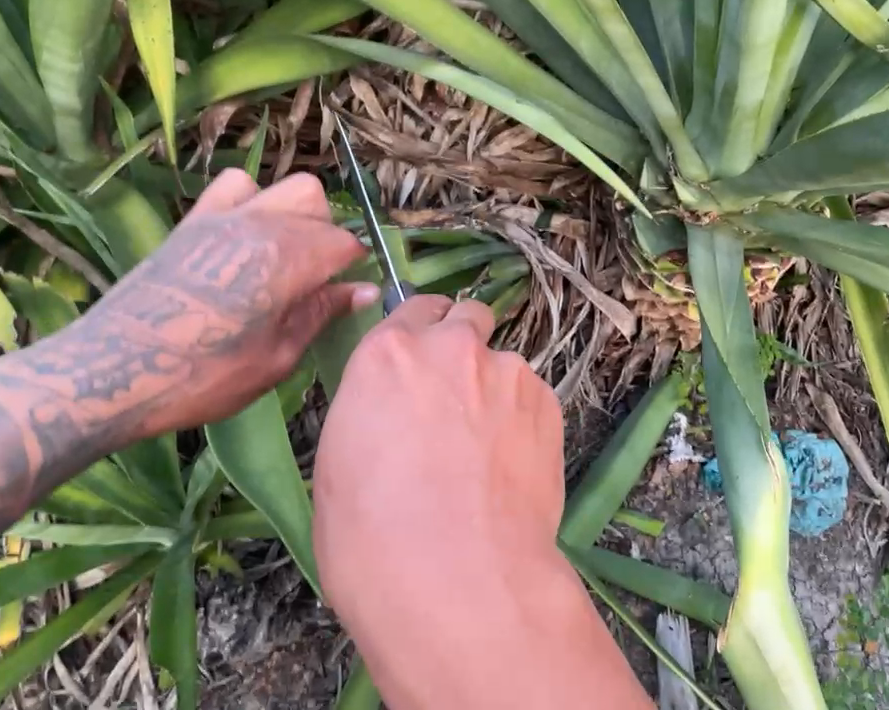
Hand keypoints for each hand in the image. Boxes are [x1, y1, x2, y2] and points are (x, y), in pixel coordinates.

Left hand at [69, 169, 376, 438]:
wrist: (107, 374)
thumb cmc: (203, 377)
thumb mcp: (277, 357)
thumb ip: (321, 314)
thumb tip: (365, 291)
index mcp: (290, 259)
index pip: (346, 244)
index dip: (353, 269)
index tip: (344, 295)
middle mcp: (263, 225)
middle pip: (319, 206)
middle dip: (327, 236)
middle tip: (314, 278)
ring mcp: (225, 218)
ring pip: (284, 188)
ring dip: (295, 214)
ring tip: (283, 254)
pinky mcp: (193, 222)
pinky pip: (235, 186)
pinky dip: (251, 200)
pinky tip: (244, 237)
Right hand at [315, 297, 648, 708]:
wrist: (458, 578)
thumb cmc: (371, 537)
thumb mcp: (340, 463)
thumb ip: (376, 409)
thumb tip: (396, 410)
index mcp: (390, 355)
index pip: (414, 309)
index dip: (420, 332)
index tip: (422, 357)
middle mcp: (453, 348)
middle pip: (467, 318)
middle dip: (463, 343)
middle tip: (456, 397)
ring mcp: (507, 372)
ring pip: (502, 366)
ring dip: (493, 391)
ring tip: (486, 453)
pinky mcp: (548, 402)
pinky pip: (531, 399)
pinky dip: (522, 420)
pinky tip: (511, 468)